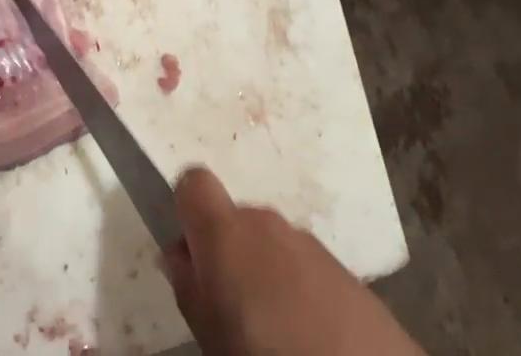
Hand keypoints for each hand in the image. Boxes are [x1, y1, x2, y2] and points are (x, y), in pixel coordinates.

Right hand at [163, 168, 424, 355]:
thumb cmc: (263, 350)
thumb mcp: (207, 329)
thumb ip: (187, 284)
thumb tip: (178, 255)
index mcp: (225, 230)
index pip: (193, 181)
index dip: (185, 207)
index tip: (188, 248)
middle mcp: (265, 222)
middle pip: (232, 217)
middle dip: (225, 250)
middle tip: (225, 301)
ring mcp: (307, 241)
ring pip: (268, 242)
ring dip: (261, 269)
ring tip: (267, 322)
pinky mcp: (342, 266)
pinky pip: (301, 262)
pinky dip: (295, 285)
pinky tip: (302, 329)